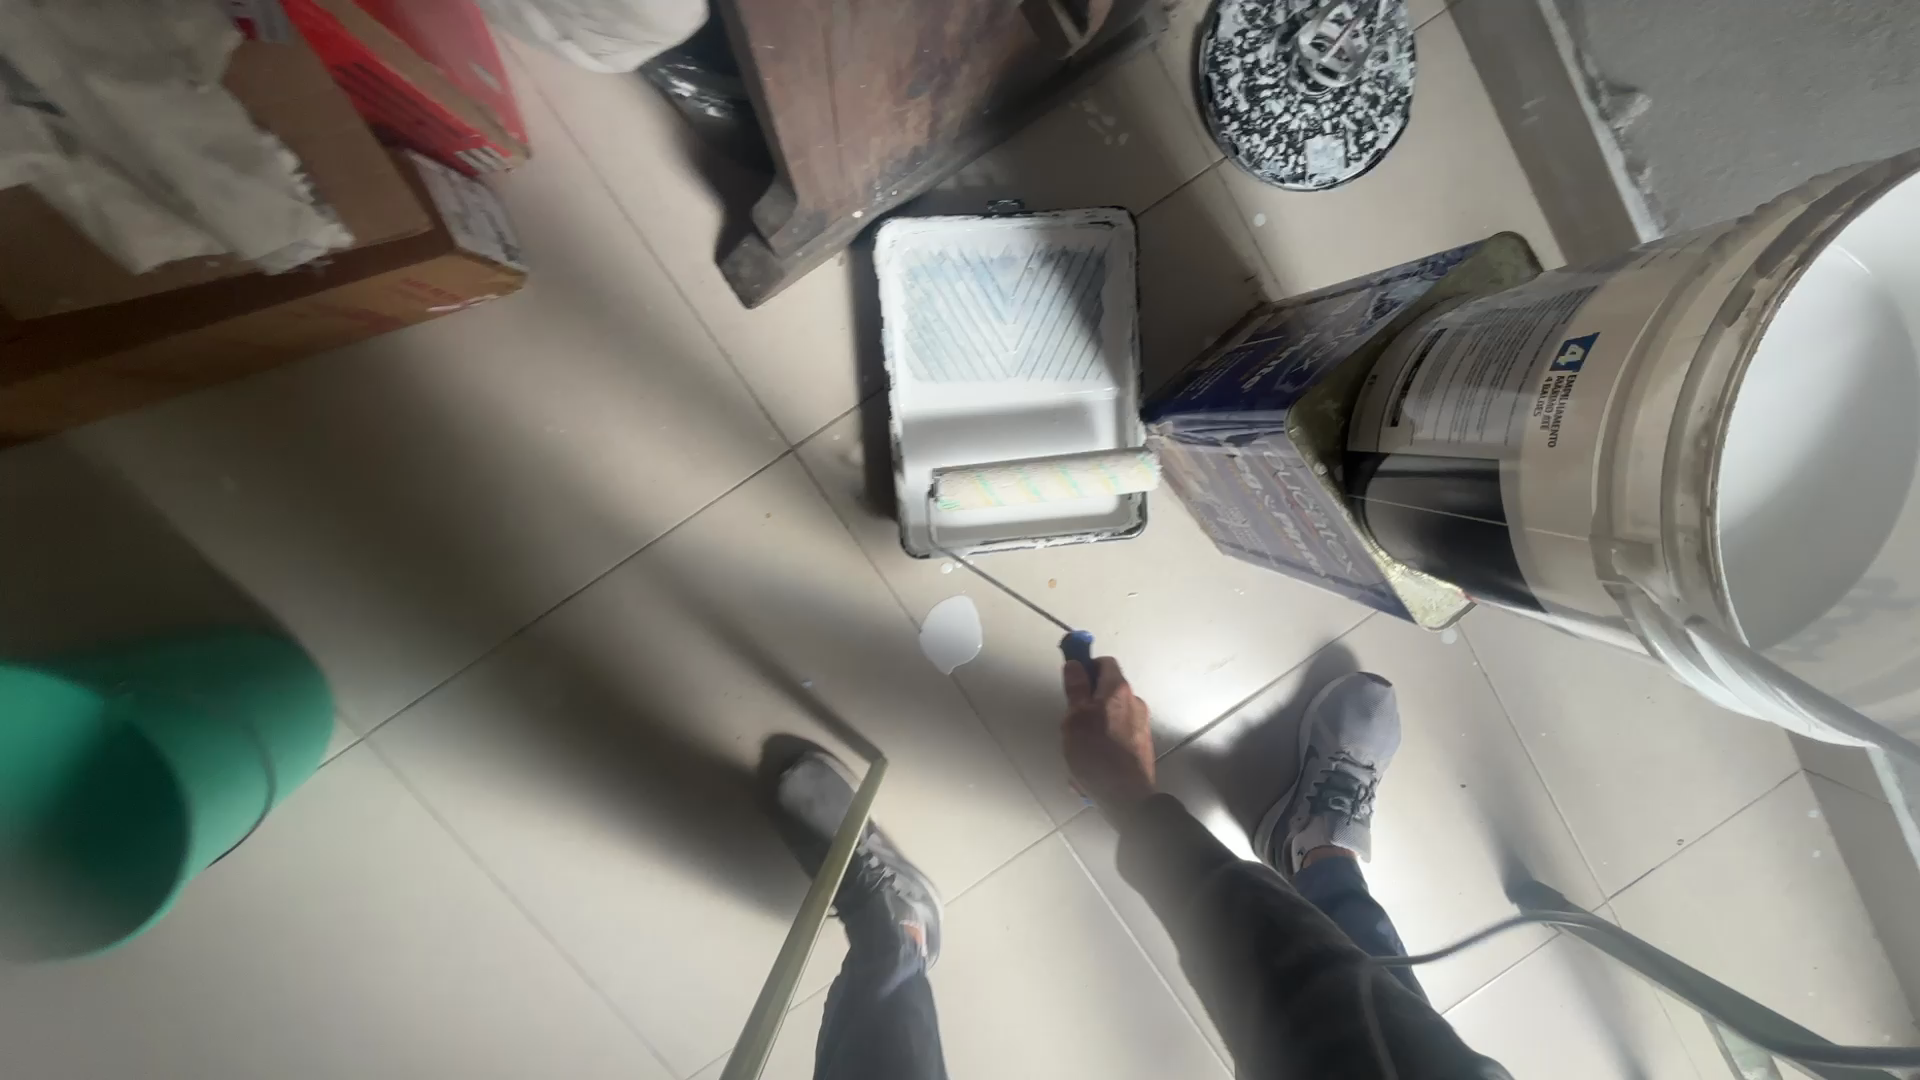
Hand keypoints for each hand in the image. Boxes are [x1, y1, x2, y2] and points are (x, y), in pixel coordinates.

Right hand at [1062, 657, 1155, 809]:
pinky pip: (1118, 734)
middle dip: (1088, 700)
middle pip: (1108, 690)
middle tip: (1072, 720)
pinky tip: (1092, 761)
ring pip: (1111, 713)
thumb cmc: (1095, 752)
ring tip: (1080, 747)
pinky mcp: (1141, 745)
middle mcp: (1134, 702)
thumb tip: (1075, 663)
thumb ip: (1076, 688)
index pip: (1104, 663)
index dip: (1087, 667)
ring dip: (1095, 722)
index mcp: (1118, 690)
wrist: (1126, 796)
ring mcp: (1141, 724)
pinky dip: (1105, 740)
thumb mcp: (1075, 717)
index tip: (1073, 682)